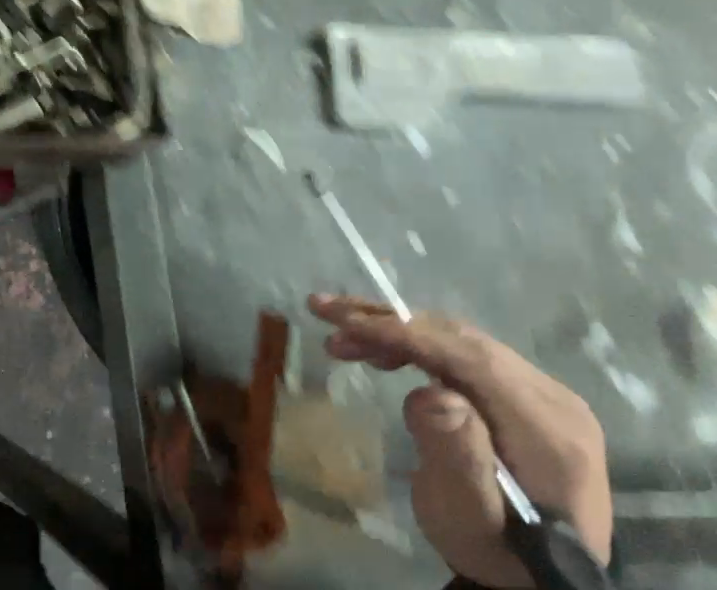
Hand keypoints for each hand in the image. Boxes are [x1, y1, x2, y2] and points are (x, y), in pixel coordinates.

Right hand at [308, 294, 611, 587]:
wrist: (536, 580)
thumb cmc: (493, 546)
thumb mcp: (468, 511)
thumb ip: (456, 452)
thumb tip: (433, 394)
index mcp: (546, 426)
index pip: (469, 357)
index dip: (403, 332)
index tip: (342, 322)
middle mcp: (554, 400)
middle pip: (462, 340)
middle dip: (390, 321)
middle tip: (324, 314)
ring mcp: (543, 399)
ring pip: (459, 342)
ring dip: (397, 331)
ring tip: (340, 339)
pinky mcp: (525, 402)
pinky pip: (463, 356)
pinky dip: (415, 346)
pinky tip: (383, 355)